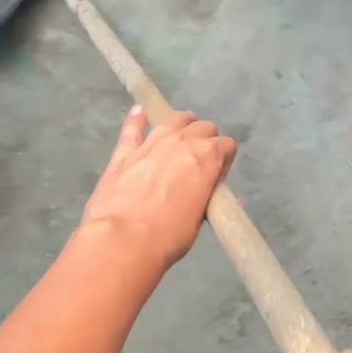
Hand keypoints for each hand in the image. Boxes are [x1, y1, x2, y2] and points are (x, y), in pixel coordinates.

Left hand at [79, 106, 235, 270]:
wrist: (122, 240)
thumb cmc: (169, 234)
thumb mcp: (201, 218)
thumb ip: (211, 199)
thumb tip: (229, 199)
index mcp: (209, 157)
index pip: (227, 145)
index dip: (224, 159)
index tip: (217, 175)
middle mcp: (184, 142)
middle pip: (203, 127)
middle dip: (205, 139)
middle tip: (199, 159)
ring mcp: (152, 144)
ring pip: (173, 120)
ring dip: (181, 123)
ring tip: (181, 131)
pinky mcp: (124, 153)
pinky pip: (132, 129)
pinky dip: (137, 119)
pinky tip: (139, 112)